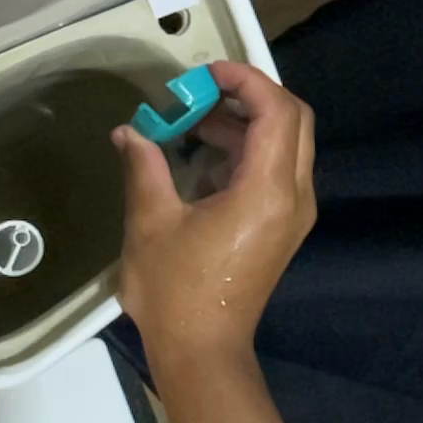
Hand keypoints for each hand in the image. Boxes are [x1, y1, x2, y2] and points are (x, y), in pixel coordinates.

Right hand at [111, 61, 315, 363]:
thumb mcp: (149, 223)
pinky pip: (272, 172)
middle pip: (291, 121)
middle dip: (248, 97)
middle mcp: (293, 196)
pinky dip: (242, 153)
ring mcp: (290, 214)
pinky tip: (199, 159)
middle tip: (197, 94)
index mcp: (266, 191)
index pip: (277, 112)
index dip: (244, 81)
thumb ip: (144, 168)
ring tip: (188, 123)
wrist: (200, 347)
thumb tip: (129, 132)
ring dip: (242, 125)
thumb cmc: (173, 288)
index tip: (202, 74)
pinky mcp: (278, 228)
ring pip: (283, 146)